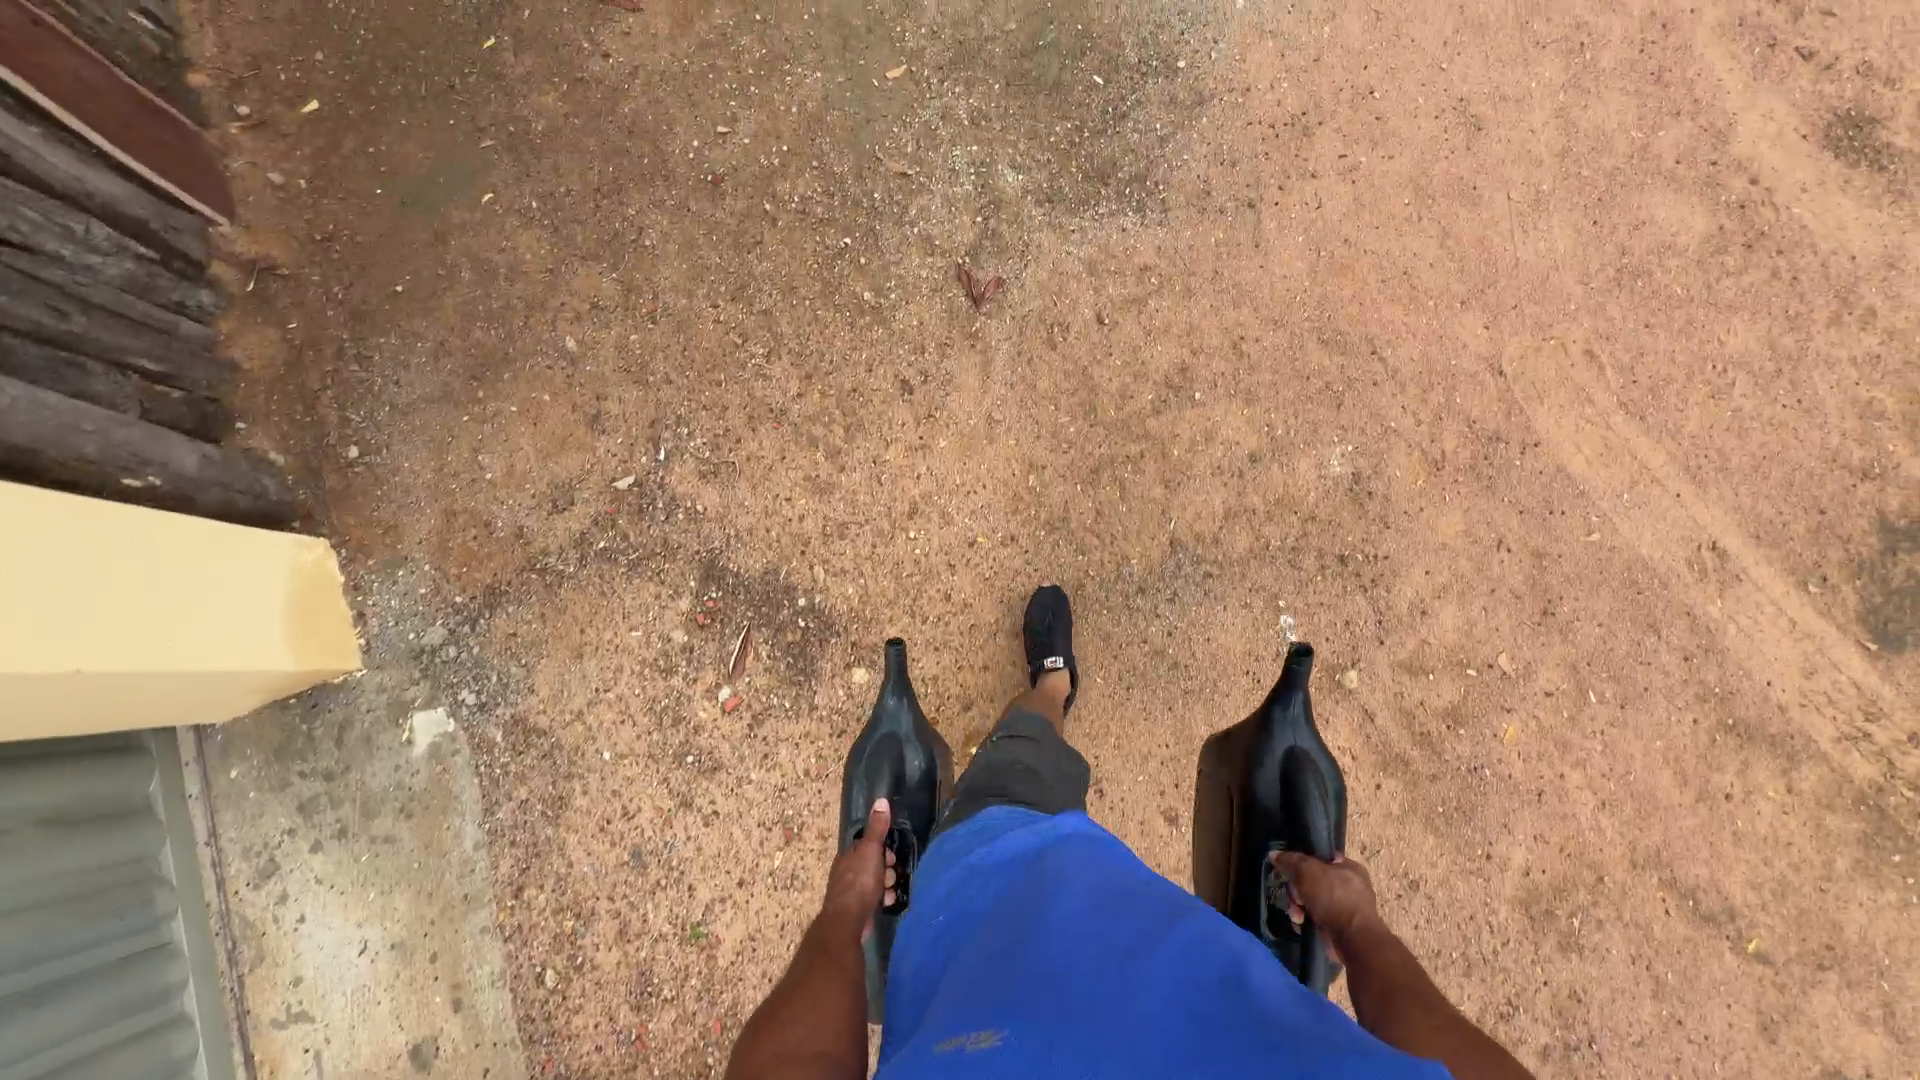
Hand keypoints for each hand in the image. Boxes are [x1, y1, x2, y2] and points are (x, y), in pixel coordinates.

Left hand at [820, 798, 898, 938]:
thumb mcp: (871, 850)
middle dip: (886, 868)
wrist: (848, 920)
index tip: (889, 856)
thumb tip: (881, 800)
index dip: (882, 848)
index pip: (868, 844)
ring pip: (875, 881)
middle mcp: (847, 870)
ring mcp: (850, 891)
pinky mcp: (857, 908)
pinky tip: (887, 902)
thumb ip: (877, 828)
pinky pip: (874, 898)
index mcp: (848, 855)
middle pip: (873, 863)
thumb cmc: (859, 882)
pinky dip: (882, 899)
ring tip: (889, 891)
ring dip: (886, 885)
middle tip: (889, 875)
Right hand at [1273, 851, 1382, 961]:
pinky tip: (1302, 924)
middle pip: (1311, 881)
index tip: (1290, 873)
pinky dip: (1307, 920)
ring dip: (1298, 907)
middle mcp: (1349, 886)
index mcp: (1349, 868)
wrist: (1353, 939)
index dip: (1302, 864)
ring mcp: (1346, 908)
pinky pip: (1317, 918)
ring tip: (1297, 916)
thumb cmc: (1334, 897)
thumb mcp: (1308, 870)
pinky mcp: (1341, 927)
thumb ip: (1291, 860)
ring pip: (1312, 900)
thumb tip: (1274, 854)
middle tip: (1295, 898)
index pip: (1320, 859)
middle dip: (1297, 891)